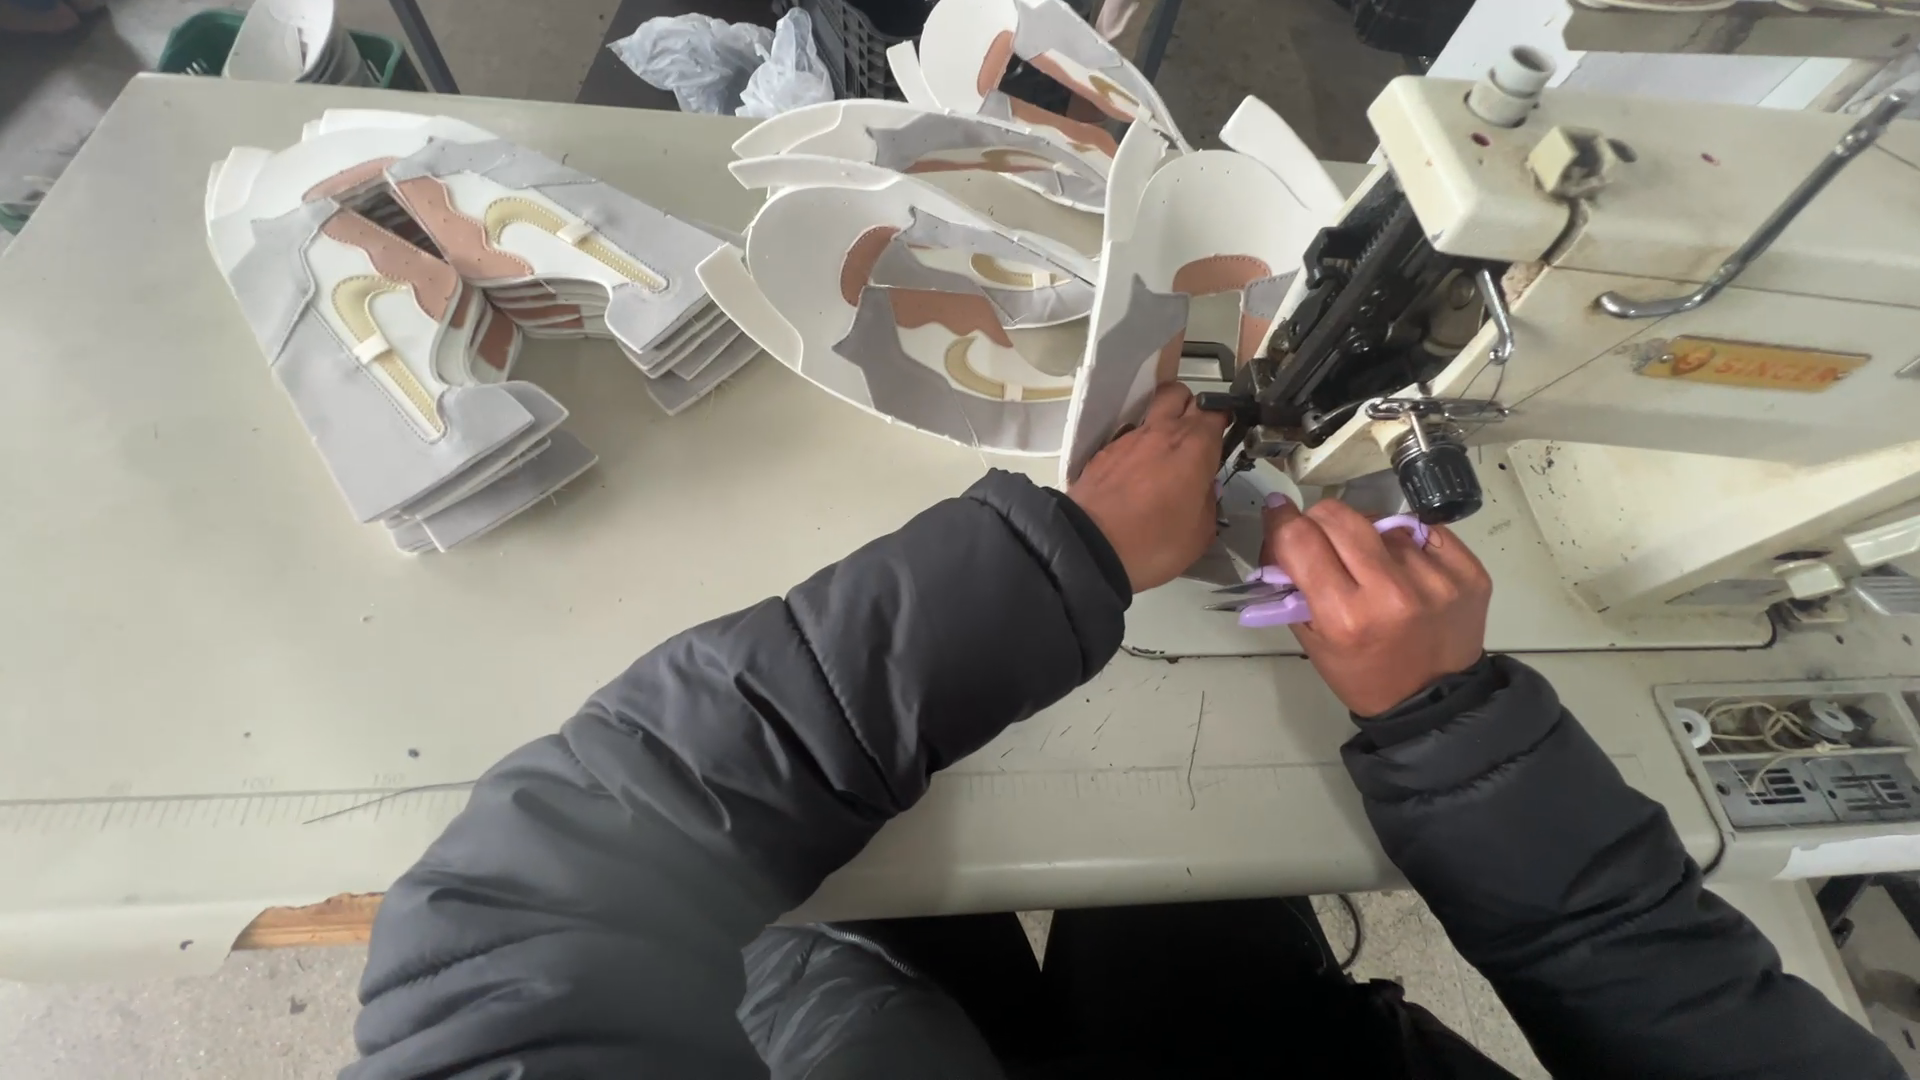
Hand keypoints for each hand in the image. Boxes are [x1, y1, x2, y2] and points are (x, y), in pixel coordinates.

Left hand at [1068, 383, 1226, 592]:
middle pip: (1178, 393)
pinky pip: (1125, 439)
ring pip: (1149, 413)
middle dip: (1188, 406)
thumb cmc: (1155, 542)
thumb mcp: (1200, 533)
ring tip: (1160, 458)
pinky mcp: (1101, 453)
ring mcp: (1127, 439)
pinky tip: (1132, 475)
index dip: (1223, 420)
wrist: (1090, 547)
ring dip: (1159, 427)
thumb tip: (1202, 488)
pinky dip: (1134, 449)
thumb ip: (1208, 502)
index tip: (1223, 438)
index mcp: (1195, 445)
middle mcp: (1161, 431)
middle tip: (1192, 437)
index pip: (1217, 411)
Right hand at [1262, 497, 1491, 715]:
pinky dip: (1401, 540)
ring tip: (1365, 561)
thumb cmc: (1361, 673)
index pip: (1300, 540)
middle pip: (1338, 517)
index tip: (1276, 511)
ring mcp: (1435, 579)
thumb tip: (1282, 533)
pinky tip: (1399, 563)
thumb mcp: (1311, 638)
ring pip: (1378, 521)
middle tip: (1316, 536)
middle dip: (1317, 520)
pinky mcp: (1468, 571)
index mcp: (1344, 616)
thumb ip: (1294, 584)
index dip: (1280, 520)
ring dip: (1362, 534)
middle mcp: (1391, 592)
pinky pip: (1420, 530)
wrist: (1435, 700)